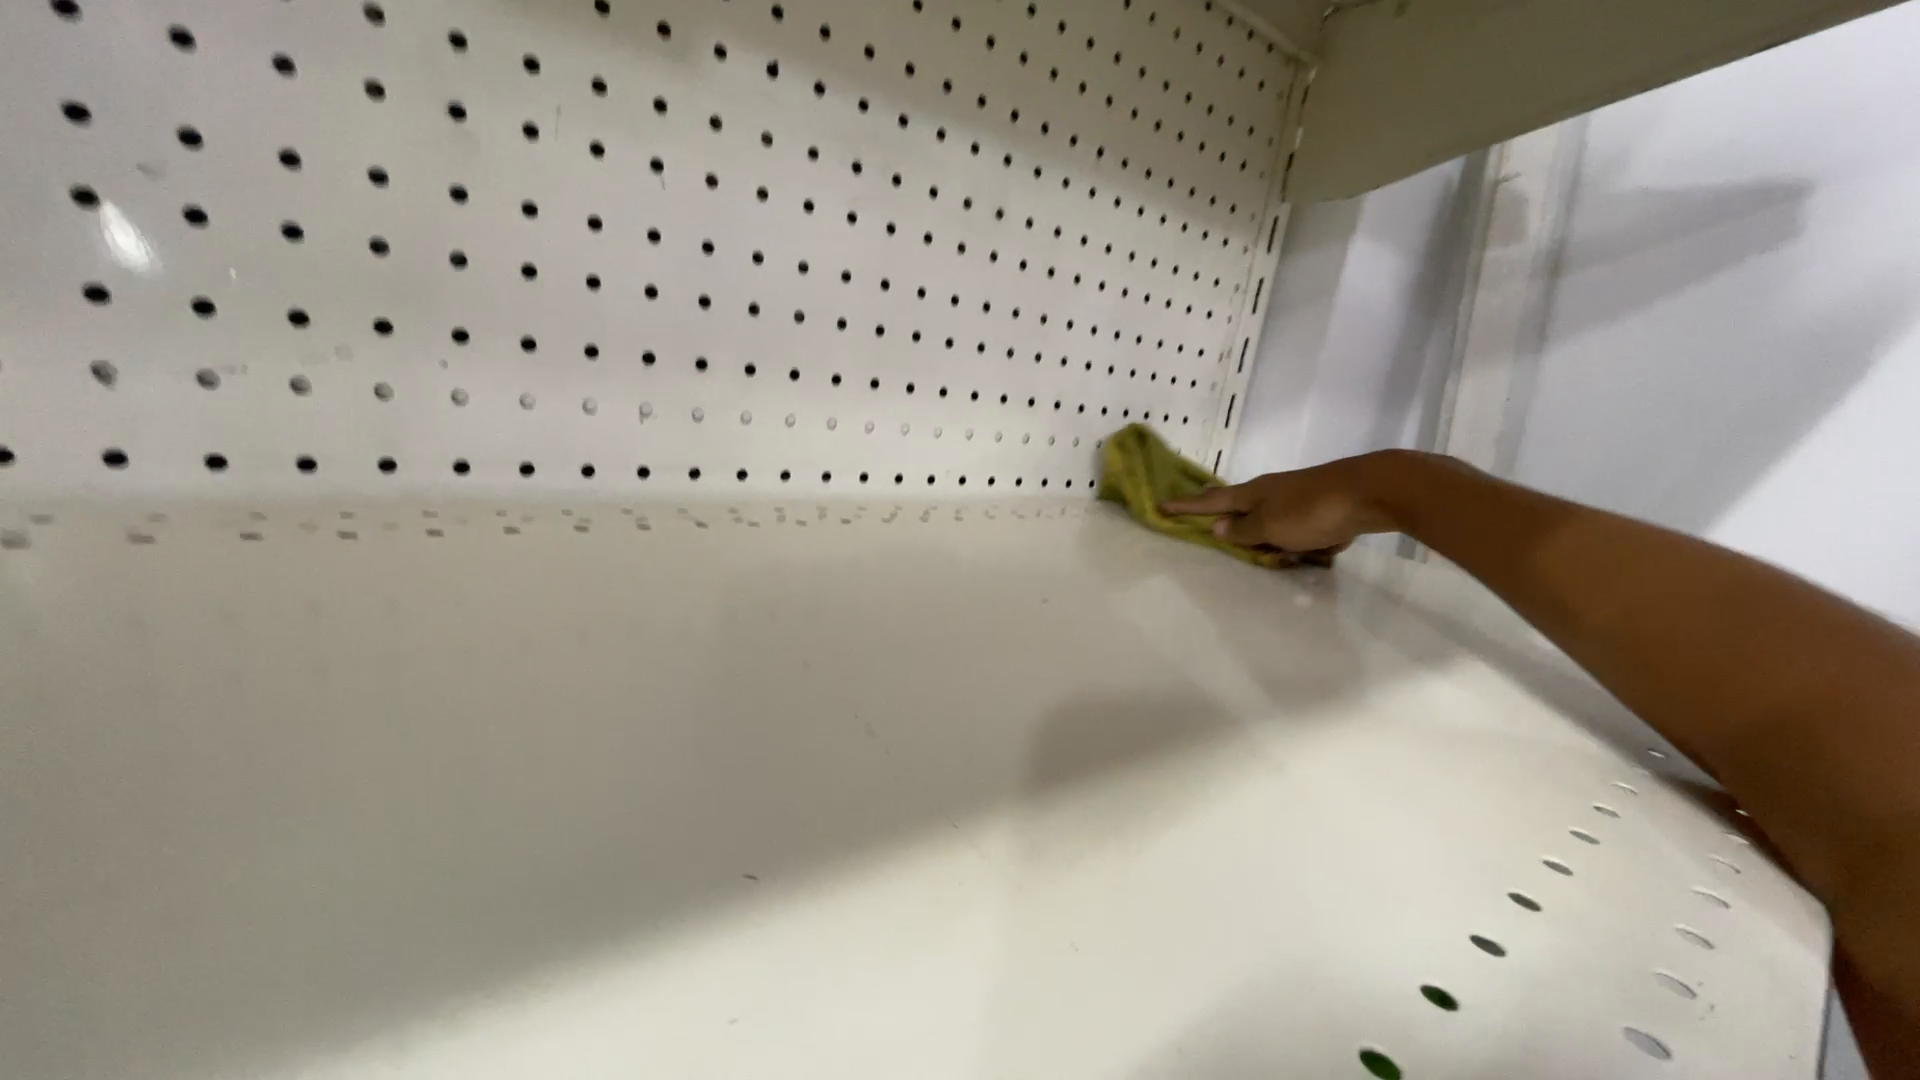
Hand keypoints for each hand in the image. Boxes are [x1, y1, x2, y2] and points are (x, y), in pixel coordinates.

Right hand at [1159, 452, 1405, 553]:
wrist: (1375, 491)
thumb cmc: (1313, 510)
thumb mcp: (1270, 526)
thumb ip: (1243, 530)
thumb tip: (1218, 527)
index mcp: (1254, 493)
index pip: (1211, 502)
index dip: (1186, 507)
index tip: (1161, 505)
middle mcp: (1274, 492)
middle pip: (1242, 505)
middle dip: (1226, 513)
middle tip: (1208, 515)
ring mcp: (1301, 497)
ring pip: (1275, 519)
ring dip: (1271, 534)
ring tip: (1274, 548)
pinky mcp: (1327, 507)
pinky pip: (1305, 528)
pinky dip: (1306, 539)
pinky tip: (1320, 549)